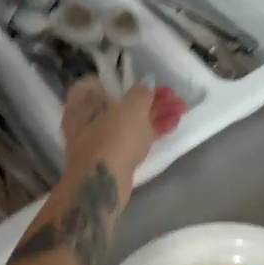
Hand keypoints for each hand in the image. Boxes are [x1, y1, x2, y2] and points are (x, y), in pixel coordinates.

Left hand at [60, 78, 186, 177]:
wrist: (103, 183)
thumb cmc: (114, 135)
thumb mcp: (132, 107)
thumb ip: (142, 92)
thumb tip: (148, 82)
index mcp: (82, 103)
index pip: (96, 84)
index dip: (120, 81)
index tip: (142, 82)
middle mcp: (87, 121)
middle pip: (120, 104)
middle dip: (149, 99)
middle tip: (173, 96)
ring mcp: (101, 142)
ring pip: (131, 122)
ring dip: (156, 114)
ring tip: (181, 108)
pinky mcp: (114, 159)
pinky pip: (134, 138)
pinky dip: (152, 130)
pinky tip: (173, 124)